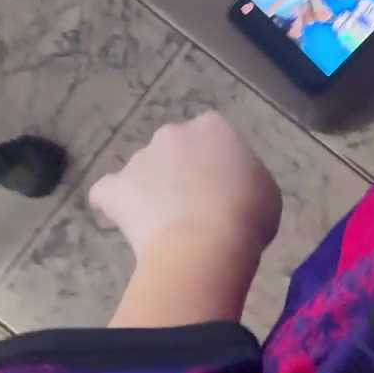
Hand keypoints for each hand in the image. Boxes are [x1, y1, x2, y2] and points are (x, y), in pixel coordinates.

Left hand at [89, 111, 282, 260]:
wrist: (205, 246)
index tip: (223, 182)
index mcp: (215, 126)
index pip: (212, 132)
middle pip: (174, 146)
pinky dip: (116, 202)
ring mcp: (141, 159)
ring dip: (151, 186)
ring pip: (143, 169)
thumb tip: (232, 186)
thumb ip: (245, 176)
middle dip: (180, 167)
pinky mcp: (116, 188)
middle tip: (195, 200)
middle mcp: (174, 133)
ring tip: (165, 221)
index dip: (216, 158)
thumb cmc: (248, 214)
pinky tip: (128, 220)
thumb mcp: (265, 187)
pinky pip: (109, 191)